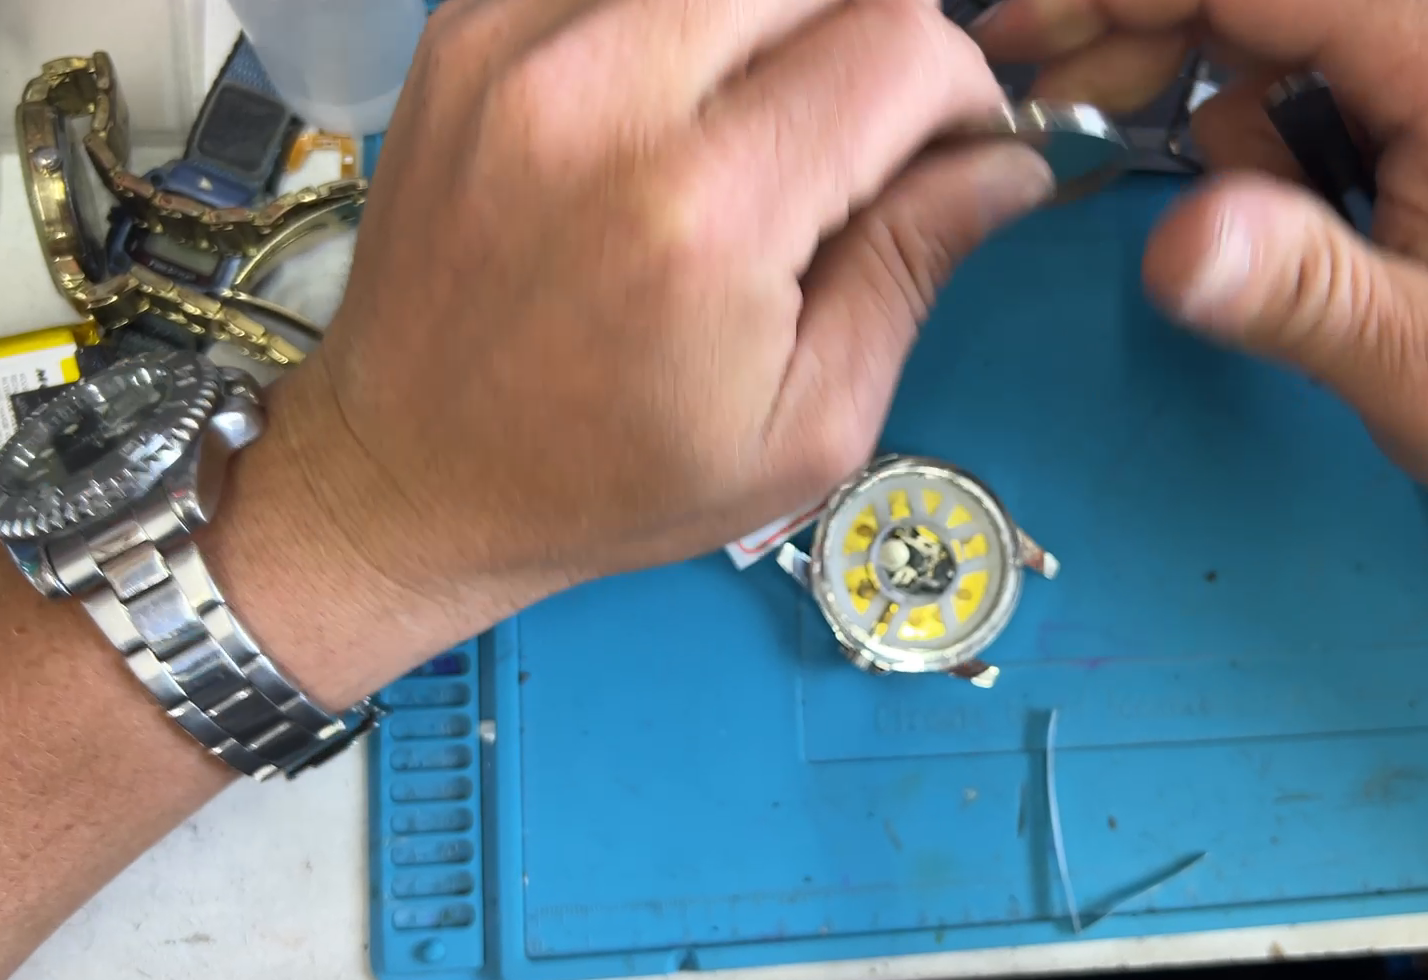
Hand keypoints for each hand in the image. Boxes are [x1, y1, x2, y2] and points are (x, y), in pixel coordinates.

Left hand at [296, 0, 1052, 607]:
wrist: (421, 478)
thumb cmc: (626, 486)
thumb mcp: (807, 429)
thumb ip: (909, 275)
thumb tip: (1006, 167)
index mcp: (708, 216)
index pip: (898, 47)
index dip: (963, 91)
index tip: (959, 157)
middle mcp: (606, 92)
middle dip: (888, 42)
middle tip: (875, 147)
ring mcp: (517, 39)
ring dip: (797, 28)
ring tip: (787, 134)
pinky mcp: (467, 29)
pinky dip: (701, 22)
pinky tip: (693, 113)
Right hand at [972, 0, 1427, 517]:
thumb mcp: (1426, 364)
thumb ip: (1302, 292)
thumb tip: (1170, 240)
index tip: (1013, 35)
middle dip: (1124, 34)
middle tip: (1039, 108)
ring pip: (1257, 33)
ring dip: (1167, 87)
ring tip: (1109, 159)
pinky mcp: (1425, 100)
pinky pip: (1290, 86)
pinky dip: (1223, 130)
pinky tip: (1221, 202)